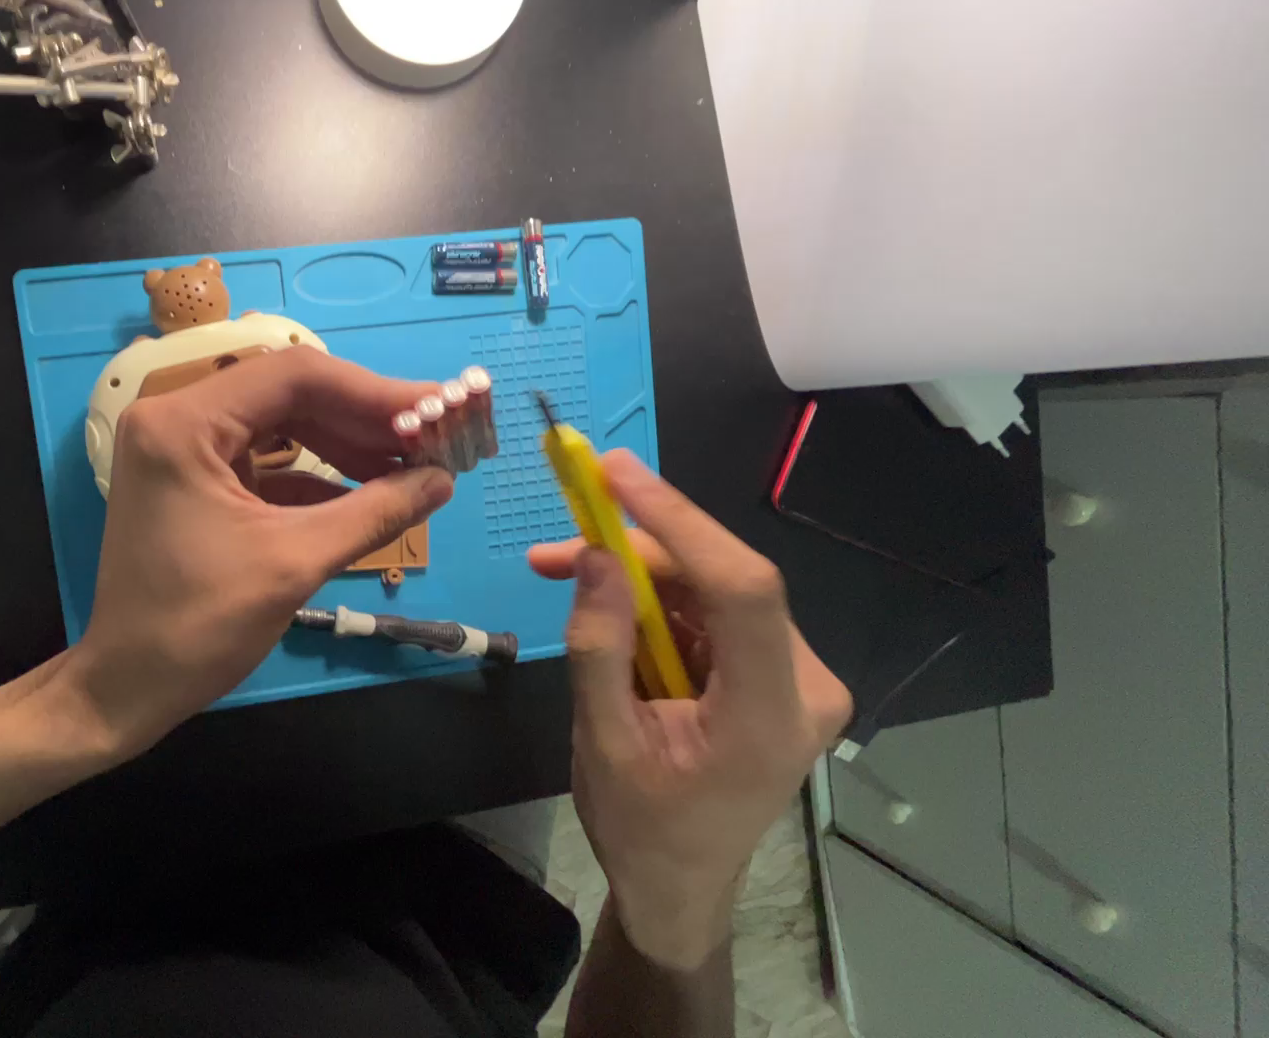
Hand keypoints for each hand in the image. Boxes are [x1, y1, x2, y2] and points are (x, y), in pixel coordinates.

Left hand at [64, 348, 453, 754]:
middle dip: (364, 419)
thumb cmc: (200, 628)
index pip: (295, 376)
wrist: (129, 686)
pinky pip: (266, 459)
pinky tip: (367, 490)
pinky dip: (317, 474)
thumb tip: (442, 480)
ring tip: (410, 466)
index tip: (439, 411)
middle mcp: (177, 418)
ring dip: (346, 445)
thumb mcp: (295, 564)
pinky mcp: (195, 477)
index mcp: (185, 423)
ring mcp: (184, 448)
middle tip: (433, 439)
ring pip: (282, 424)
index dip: (375, 392)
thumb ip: (375, 513)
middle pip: (290, 394)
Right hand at [528, 450, 850, 969]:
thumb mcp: (603, 739)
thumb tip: (594, 555)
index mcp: (771, 714)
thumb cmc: (640, 826)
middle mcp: (802, 684)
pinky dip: (648, 599)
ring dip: (632, 574)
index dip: (679, 521)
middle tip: (556, 541)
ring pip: (707, 589)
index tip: (613, 473)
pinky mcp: (766, 674)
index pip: (743, 590)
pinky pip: (704, 612)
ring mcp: (790, 677)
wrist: (677, 884)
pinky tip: (600, 602)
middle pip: (721, 581)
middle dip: (635, 549)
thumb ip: (599, 646)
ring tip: (556, 567)